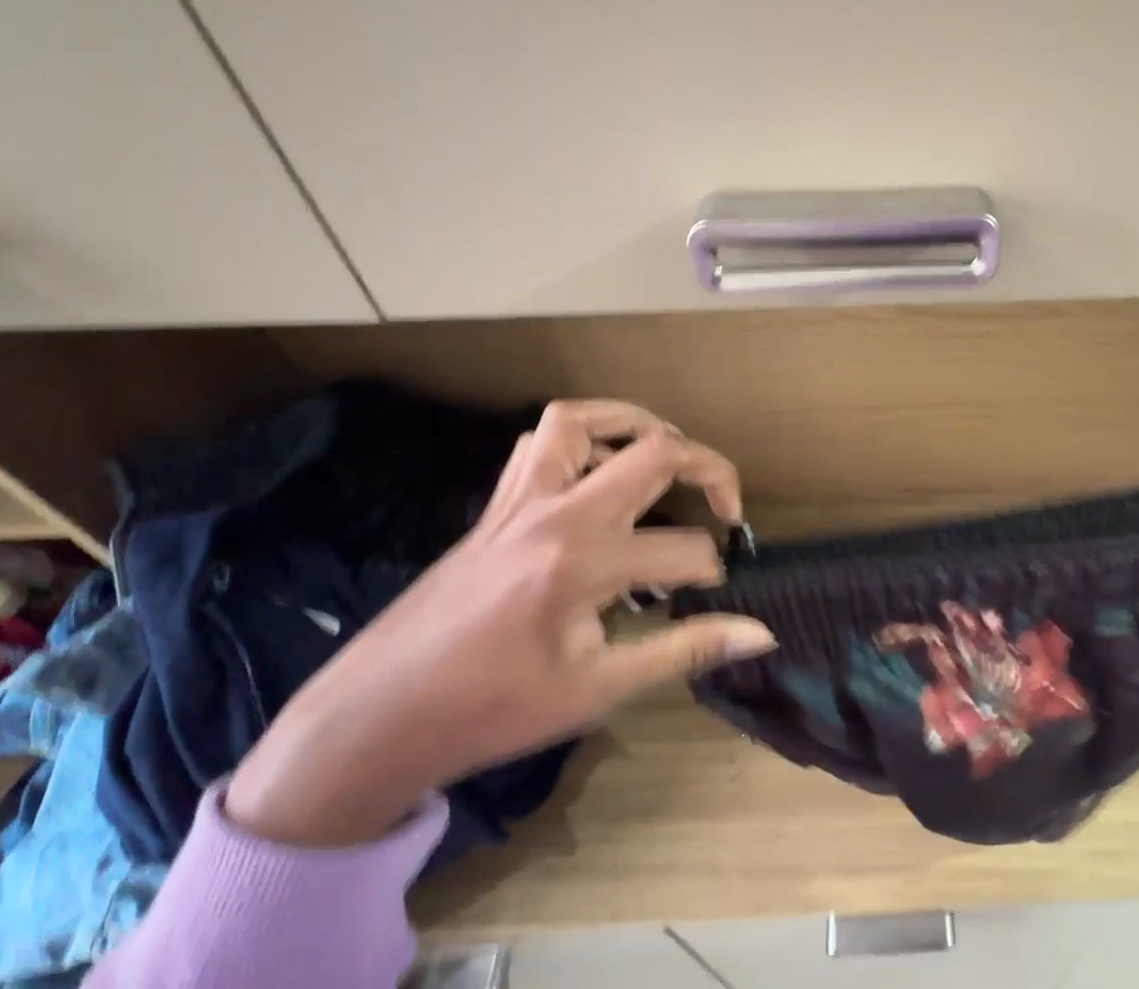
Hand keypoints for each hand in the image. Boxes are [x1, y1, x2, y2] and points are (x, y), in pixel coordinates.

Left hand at [227, 401, 776, 845]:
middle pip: (651, 452)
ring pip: (581, 422)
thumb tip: (761, 635)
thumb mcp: (597, 689)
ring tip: (668, 453)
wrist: (377, 717)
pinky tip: (599, 476)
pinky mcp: (495, 508)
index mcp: (582, 564)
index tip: (713, 597)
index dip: (712, 571)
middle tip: (727, 506)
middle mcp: (554, 515)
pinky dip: (581, 440)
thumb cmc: (492, 712)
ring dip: (635, 425)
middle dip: (708, 468)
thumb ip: (685, 650)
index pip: (683, 549)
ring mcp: (518, 503)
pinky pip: (539, 446)